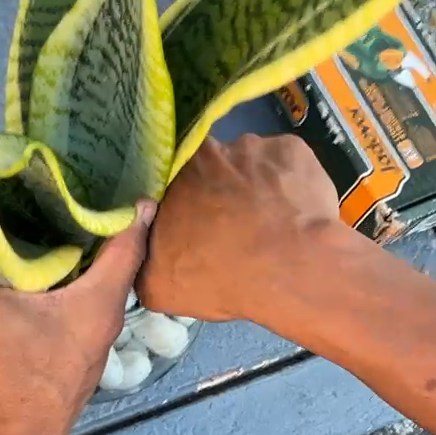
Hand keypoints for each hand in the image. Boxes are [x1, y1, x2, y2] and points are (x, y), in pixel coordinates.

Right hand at [137, 135, 357, 322]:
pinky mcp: (292, 149)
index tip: (195, 230)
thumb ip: (143, 263)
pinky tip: (293, 212)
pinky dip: (286, 184)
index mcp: (172, 176)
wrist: (293, 270)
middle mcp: (210, 149)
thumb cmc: (223, 278)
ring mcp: (254, 145)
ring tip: (269, 224)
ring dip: (254, 189)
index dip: (183, 207)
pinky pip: (283, 164)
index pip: (169, 185)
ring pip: (249, 166)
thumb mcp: (160, 289)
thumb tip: (142, 255)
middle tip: (233, 228)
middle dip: (219, 194)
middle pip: (210, 171)